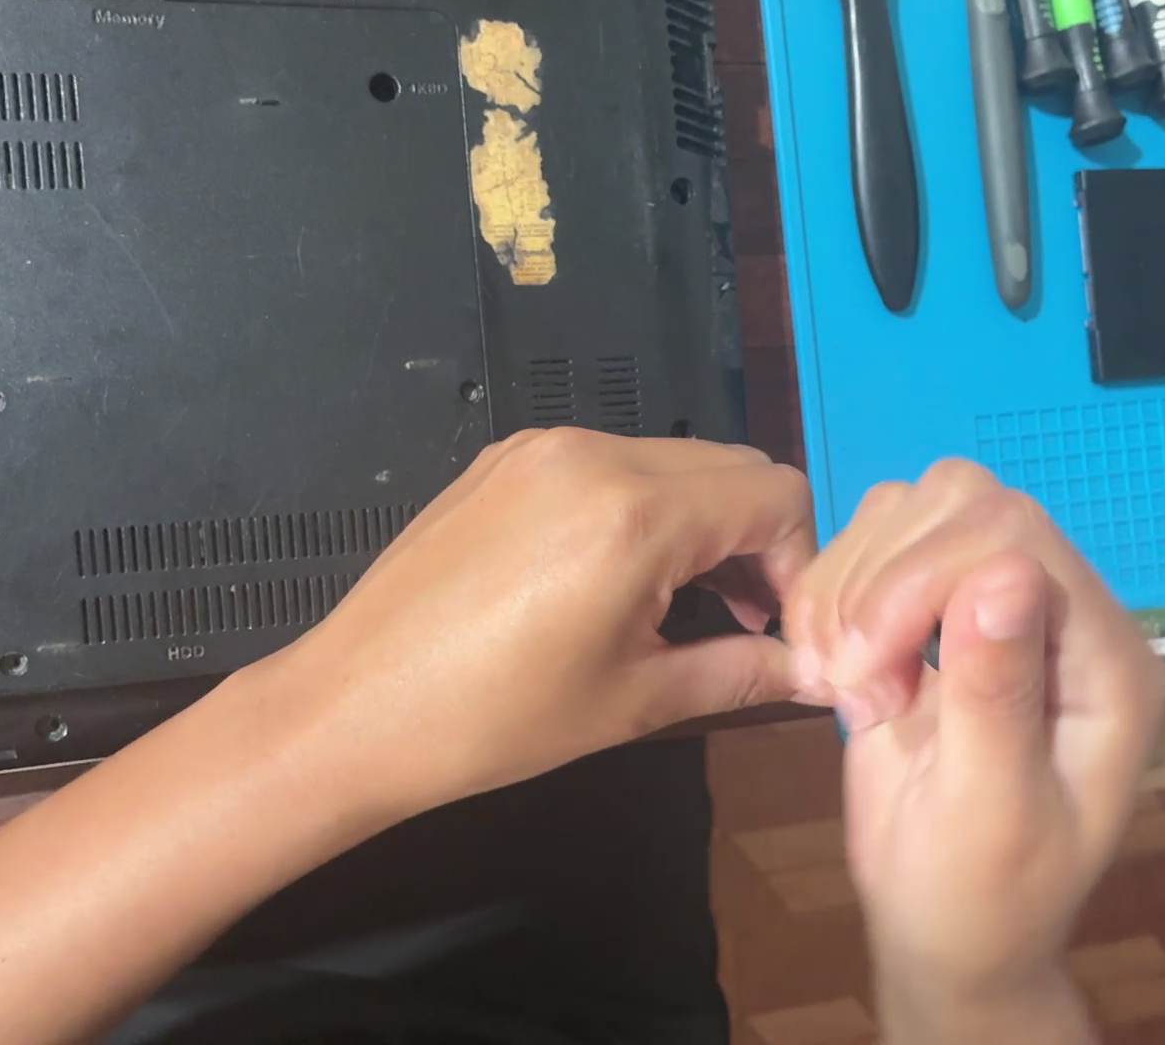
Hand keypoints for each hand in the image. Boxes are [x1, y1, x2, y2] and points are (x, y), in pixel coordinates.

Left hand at [243, 427, 815, 825]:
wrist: (349, 709)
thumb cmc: (496, 720)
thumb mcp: (637, 701)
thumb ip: (745, 670)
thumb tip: (815, 671)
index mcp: (637, 514)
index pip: (777, 494)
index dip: (800, 559)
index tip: (782, 623)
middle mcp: (598, 454)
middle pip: (736, 466)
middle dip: (759, 538)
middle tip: (743, 614)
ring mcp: (548, 444)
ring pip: (680, 460)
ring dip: (707, 520)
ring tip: (691, 597)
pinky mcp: (512, 453)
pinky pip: (619, 461)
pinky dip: (651, 505)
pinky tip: (623, 568)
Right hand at [782, 462, 1164, 1038]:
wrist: (936, 918)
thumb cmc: (978, 889)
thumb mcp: (993, 809)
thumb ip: (1000, 691)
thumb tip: (1003, 572)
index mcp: (1102, 654)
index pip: (1018, 536)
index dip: (924, 578)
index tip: (869, 670)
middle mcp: (1050, 605)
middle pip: (961, 499)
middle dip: (882, 582)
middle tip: (857, 678)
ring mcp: (982, 595)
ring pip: (905, 508)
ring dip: (847, 588)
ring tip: (845, 679)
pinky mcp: (920, 603)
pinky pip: (864, 540)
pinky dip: (825, 590)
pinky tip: (827, 661)